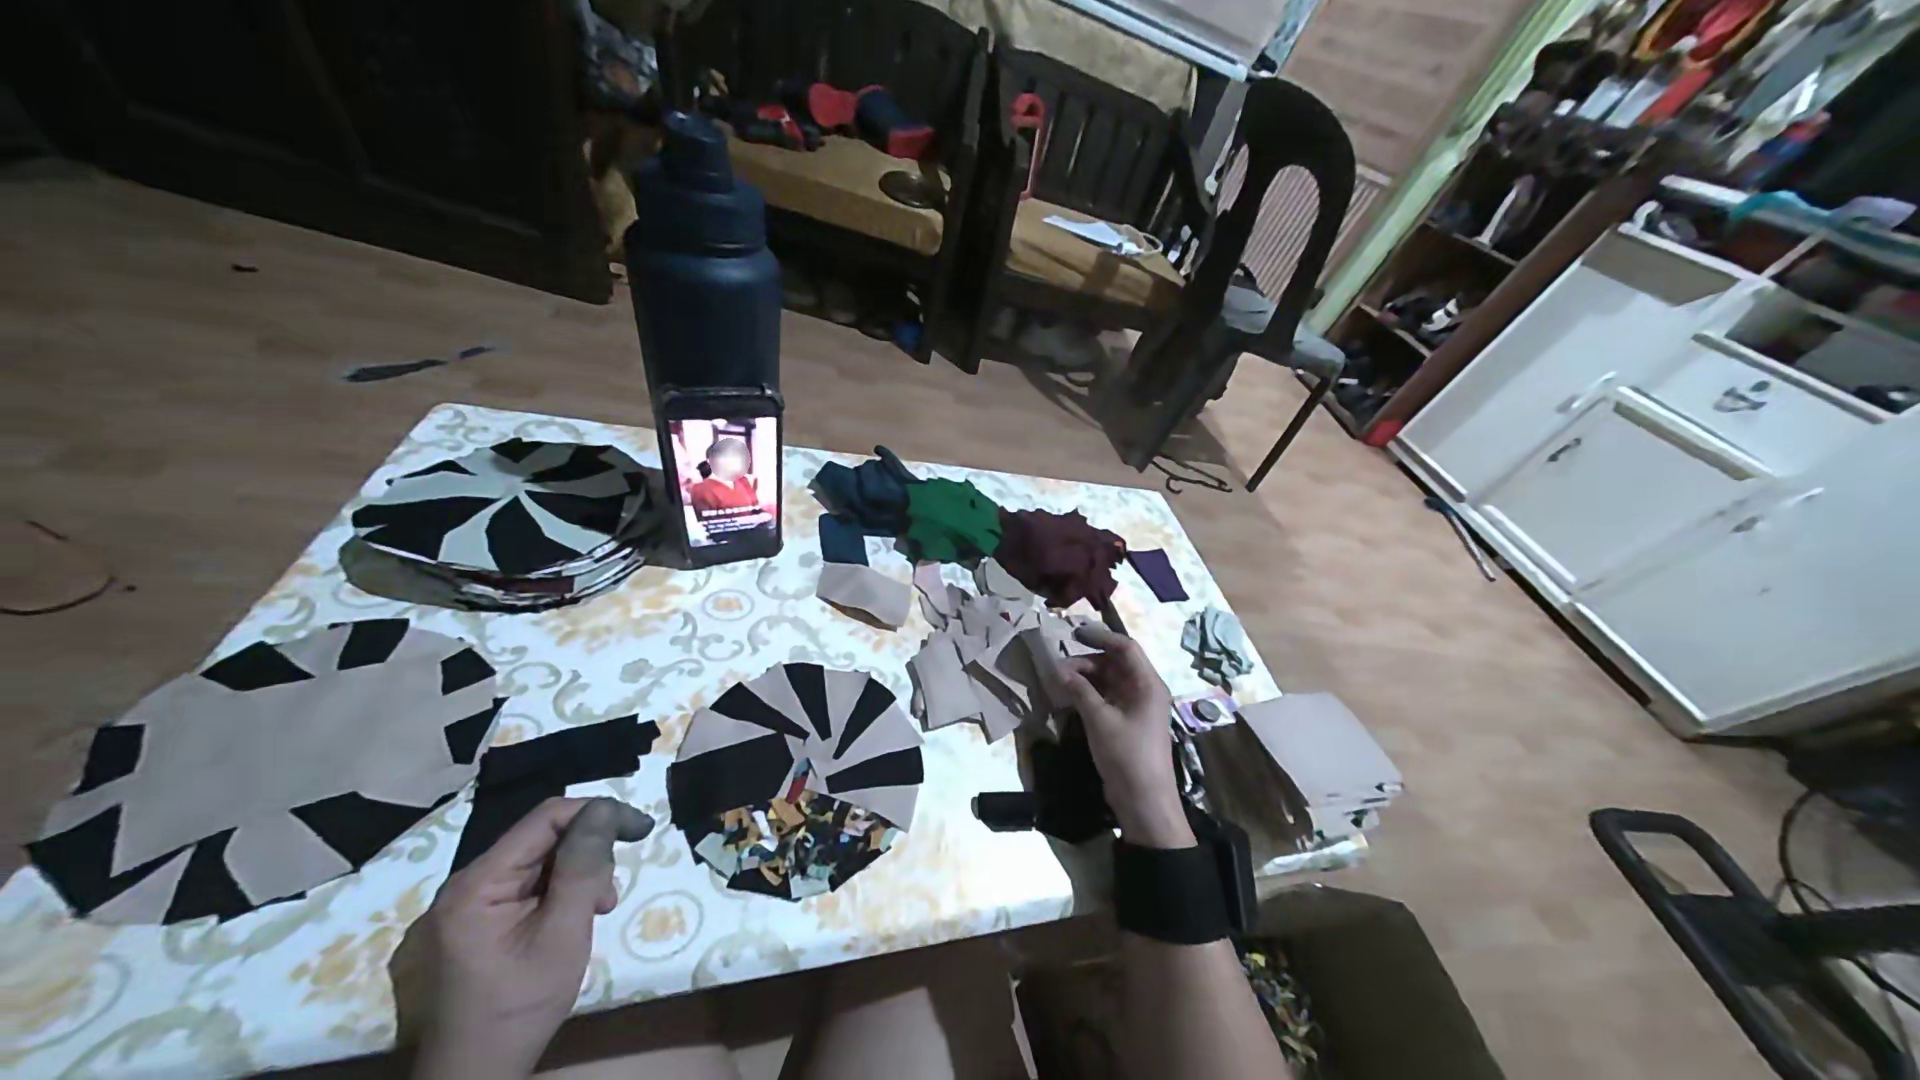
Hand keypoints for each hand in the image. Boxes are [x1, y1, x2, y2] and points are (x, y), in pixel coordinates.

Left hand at [403, 797, 654, 1079]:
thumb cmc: (519, 1009)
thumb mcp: (563, 933)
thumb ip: (583, 866)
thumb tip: (605, 811)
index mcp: (476, 884)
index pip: (546, 817)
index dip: (598, 812)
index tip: (640, 829)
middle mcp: (460, 887)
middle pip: (540, 840)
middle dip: (587, 853)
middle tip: (610, 893)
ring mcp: (457, 910)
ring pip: (532, 865)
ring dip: (573, 877)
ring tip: (594, 910)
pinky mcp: (463, 930)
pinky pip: (517, 891)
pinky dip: (552, 896)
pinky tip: (566, 922)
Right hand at [1061, 624, 1193, 849]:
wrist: (1144, 801)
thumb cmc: (1127, 755)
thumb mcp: (1100, 720)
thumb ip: (1079, 691)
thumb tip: (1058, 669)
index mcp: (1148, 684)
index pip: (1126, 648)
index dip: (1100, 637)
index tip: (1073, 633)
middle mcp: (1144, 690)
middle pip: (1116, 663)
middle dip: (1087, 659)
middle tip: (1059, 664)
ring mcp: (1136, 707)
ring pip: (1109, 680)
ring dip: (1086, 677)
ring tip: (1060, 679)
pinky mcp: (1126, 721)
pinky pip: (1107, 696)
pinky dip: (1089, 693)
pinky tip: (1069, 695)